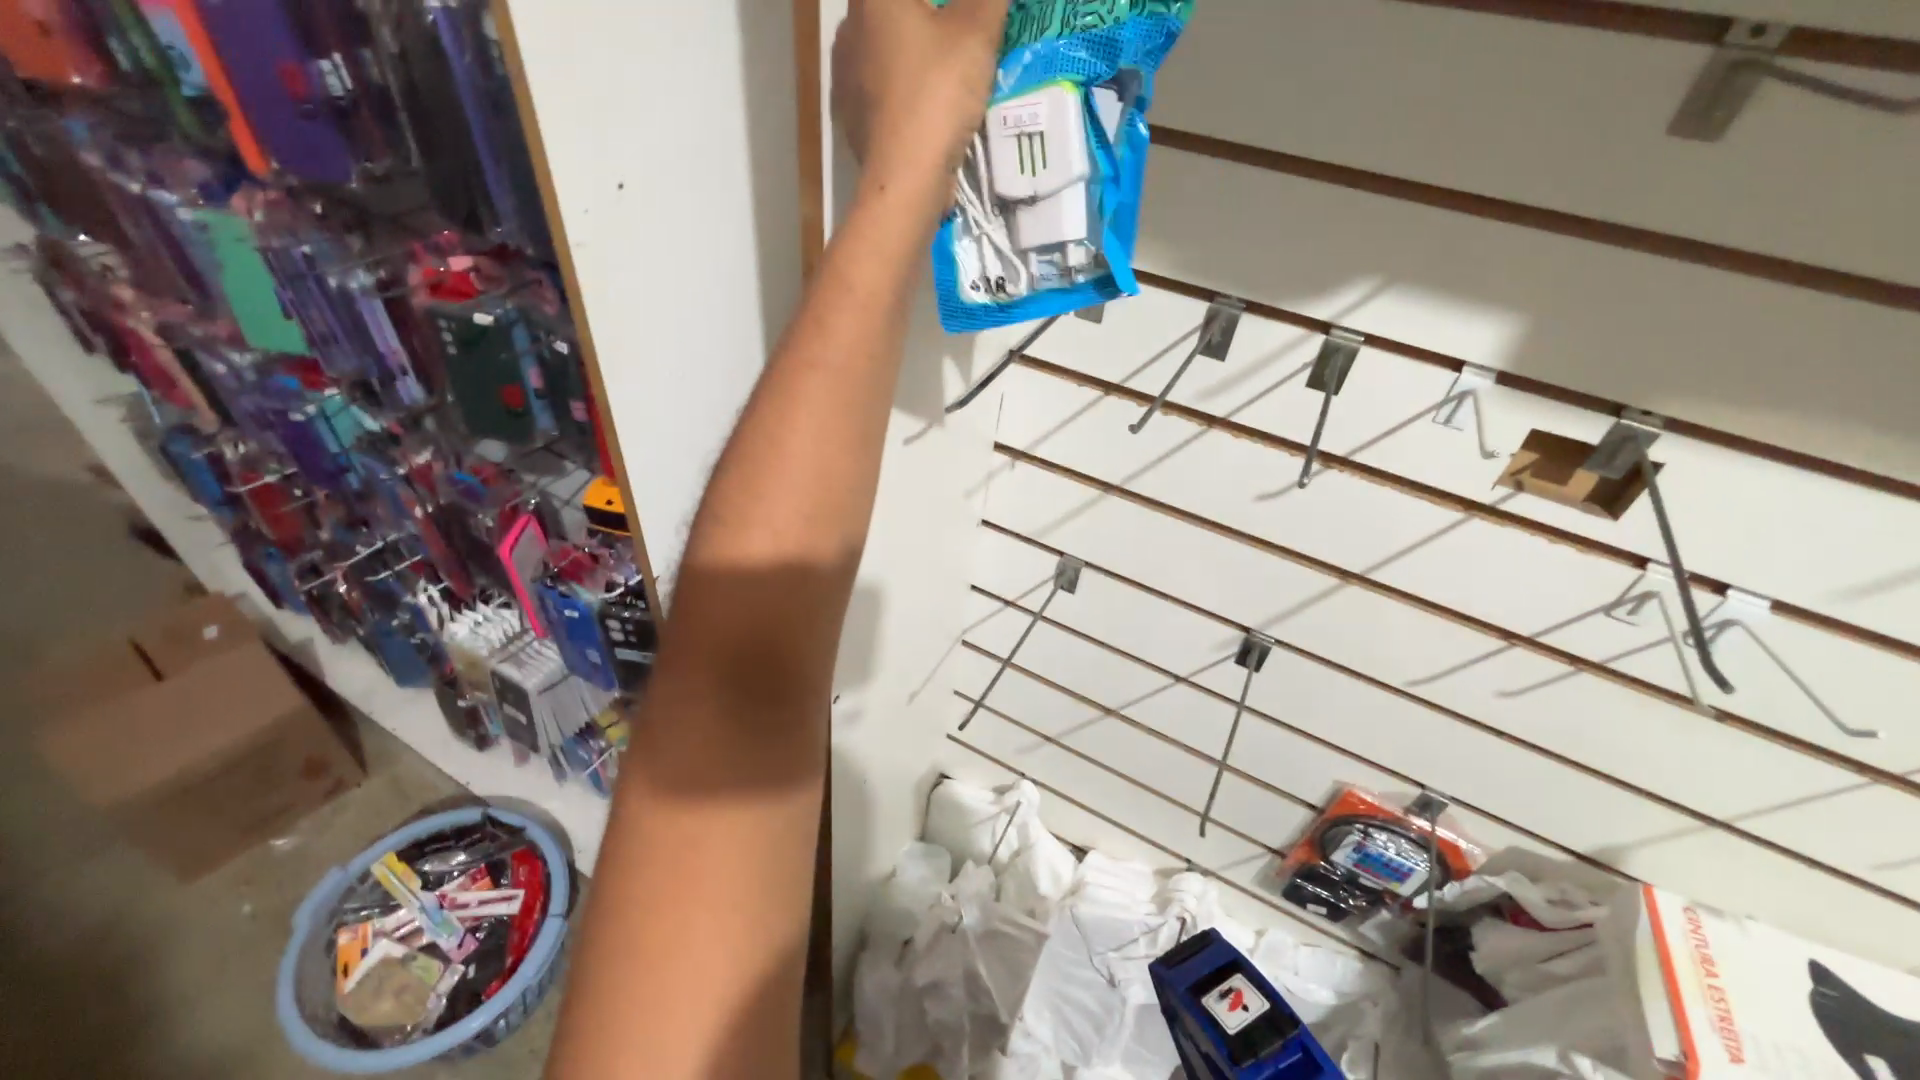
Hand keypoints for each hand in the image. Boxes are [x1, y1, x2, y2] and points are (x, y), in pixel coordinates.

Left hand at [832, 0, 1009, 180]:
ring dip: (912, 48)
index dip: (944, 2)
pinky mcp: (849, 114)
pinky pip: (880, 85)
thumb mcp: (976, 33)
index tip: (966, 12)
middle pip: (891, 9)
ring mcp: (844, 75)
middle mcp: (849, 28)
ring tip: (947, 63)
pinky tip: (926, 100)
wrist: (905, 177)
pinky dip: (903, 84)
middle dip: (928, 14)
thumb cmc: (937, 92)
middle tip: (962, 26)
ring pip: (883, 46)